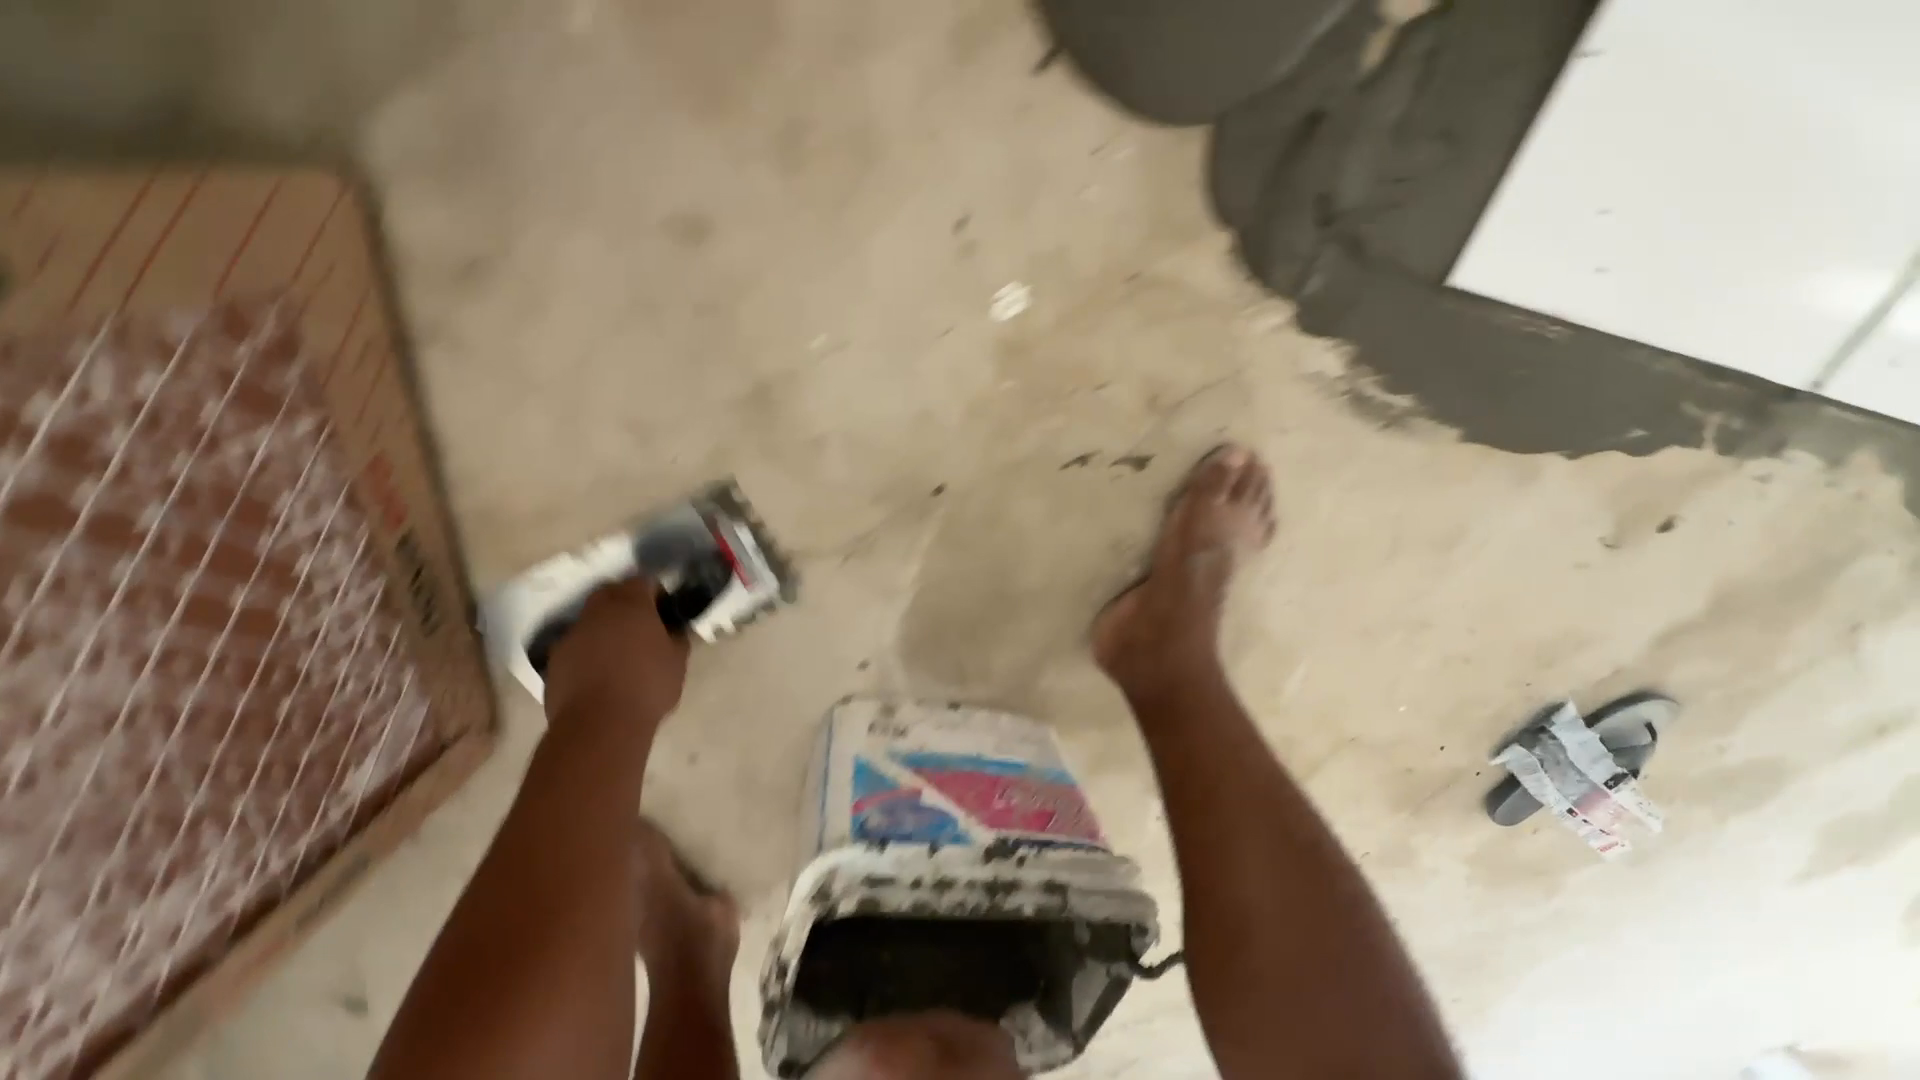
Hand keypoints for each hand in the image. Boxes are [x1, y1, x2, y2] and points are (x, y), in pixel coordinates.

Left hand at [543, 578, 689, 729]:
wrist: (599, 724)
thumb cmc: (647, 687)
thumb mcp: (677, 662)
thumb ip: (677, 639)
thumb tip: (674, 631)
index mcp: (631, 604)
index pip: (643, 581)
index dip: (656, 593)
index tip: (665, 612)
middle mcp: (597, 611)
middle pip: (611, 593)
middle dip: (625, 603)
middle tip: (641, 627)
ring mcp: (572, 635)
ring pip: (590, 621)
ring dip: (604, 629)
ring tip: (619, 655)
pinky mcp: (555, 660)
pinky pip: (575, 646)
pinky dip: (587, 653)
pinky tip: (599, 676)